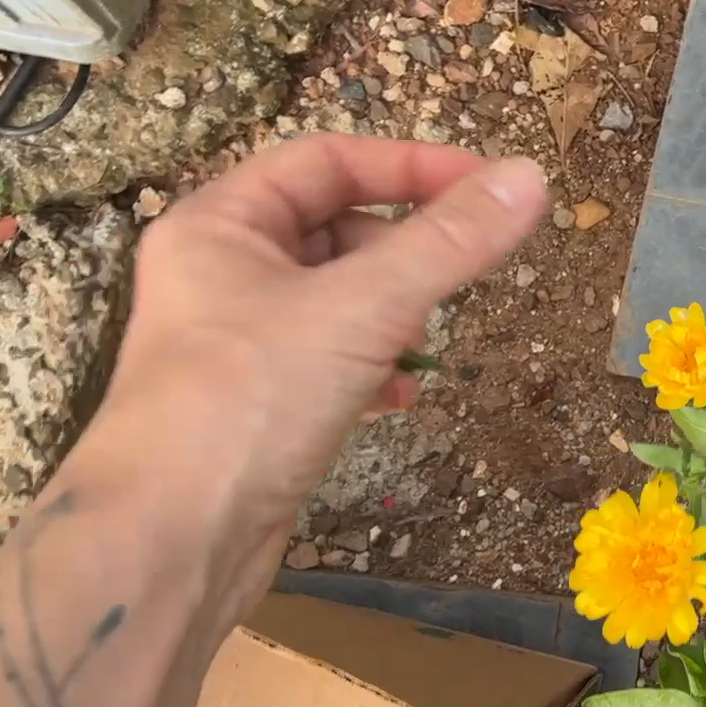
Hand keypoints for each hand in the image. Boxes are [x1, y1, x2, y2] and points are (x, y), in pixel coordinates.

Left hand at [90, 135, 545, 587]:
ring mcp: (250, 335)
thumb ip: (454, 240)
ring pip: (353, 289)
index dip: (413, 164)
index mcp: (223, 226)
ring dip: (403, 307)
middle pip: (345, 224)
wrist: (172, 546)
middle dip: (411, 246)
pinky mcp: (271, 390)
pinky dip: (385, 359)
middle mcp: (230, 271)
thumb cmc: (252, 400)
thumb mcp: (367, 306)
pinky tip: (400, 394)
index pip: (331, 160)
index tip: (489, 185)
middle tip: (463, 268)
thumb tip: (532, 176)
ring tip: (423, 339)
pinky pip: (346, 346)